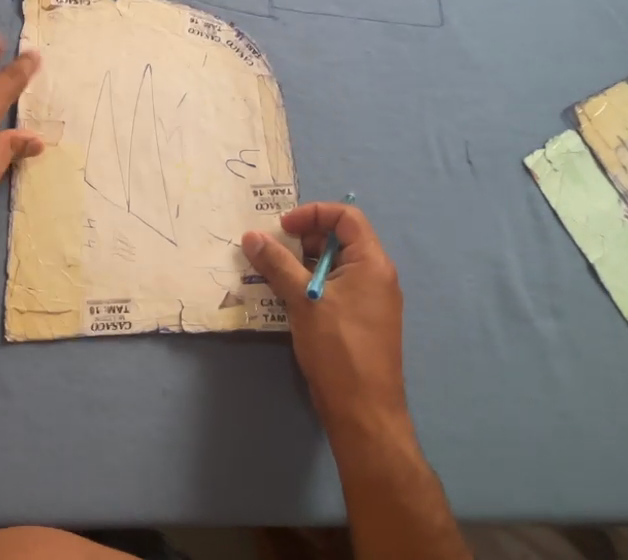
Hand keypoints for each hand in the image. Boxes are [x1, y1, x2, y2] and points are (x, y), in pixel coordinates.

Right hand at [243, 203, 409, 437]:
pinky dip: (308, 285)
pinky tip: (283, 298)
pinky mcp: (359, 321)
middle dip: (301, 239)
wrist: (364, 412)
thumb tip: (251, 235)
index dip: (312, 214)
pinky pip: (333, 288)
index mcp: (371, 263)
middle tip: (270, 251)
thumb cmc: (338, 349)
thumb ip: (277, 264)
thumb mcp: (303, 300)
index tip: (282, 228)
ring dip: (300, 264)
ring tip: (269, 273)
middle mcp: (376, 276)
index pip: (346, 217)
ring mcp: (370, 300)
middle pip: (338, 239)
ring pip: (332, 266)